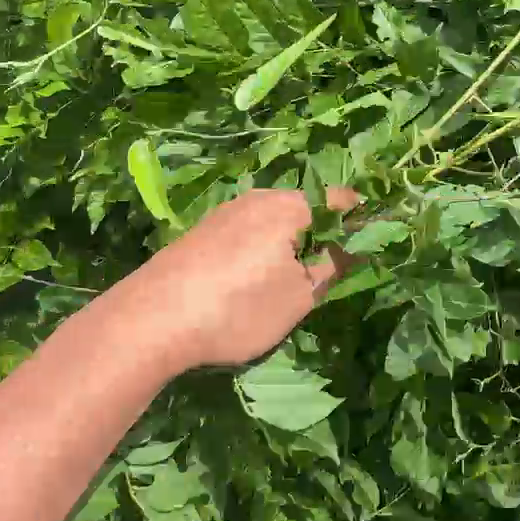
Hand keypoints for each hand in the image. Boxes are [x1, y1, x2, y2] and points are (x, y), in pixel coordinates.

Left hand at [100, 187, 360, 375]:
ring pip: (275, 220)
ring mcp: (227, 212)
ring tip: (290, 280)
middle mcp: (261, 198)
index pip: (342, 200)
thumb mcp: (300, 296)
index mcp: (291, 206)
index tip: (372, 242)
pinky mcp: (202, 231)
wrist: (147, 323)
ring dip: (290, 242)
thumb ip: (335, 265)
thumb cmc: (238, 307)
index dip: (361, 219)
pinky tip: (250, 281)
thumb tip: (360, 244)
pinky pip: (248, 231)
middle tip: (329, 270)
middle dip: (324, 233)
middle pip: (308, 208)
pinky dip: (261, 249)